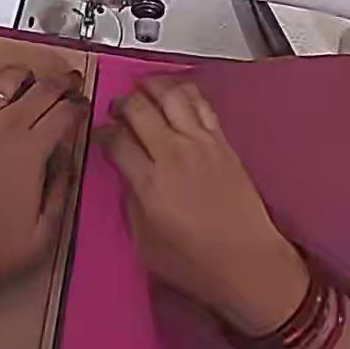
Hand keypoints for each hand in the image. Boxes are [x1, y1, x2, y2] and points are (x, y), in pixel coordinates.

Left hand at [0, 66, 87, 298]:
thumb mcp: (43, 233)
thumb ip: (62, 189)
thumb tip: (68, 158)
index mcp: (30, 149)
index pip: (64, 112)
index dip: (80, 106)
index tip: (85, 107)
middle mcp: (5, 126)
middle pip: (42, 89)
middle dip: (63, 83)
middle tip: (73, 83)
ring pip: (7, 79)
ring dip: (27, 76)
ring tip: (36, 81)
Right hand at [97, 78, 309, 334]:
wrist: (248, 262)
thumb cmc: (194, 262)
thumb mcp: (145, 242)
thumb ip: (131, 201)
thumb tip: (127, 173)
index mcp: (150, 182)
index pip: (116, 140)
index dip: (102, 132)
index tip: (101, 134)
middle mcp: (173, 154)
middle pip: (139, 109)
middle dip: (121, 103)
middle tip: (117, 108)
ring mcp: (200, 142)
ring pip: (170, 95)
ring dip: (151, 86)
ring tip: (142, 88)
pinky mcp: (221, 139)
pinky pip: (200, 102)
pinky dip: (184, 90)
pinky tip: (175, 92)